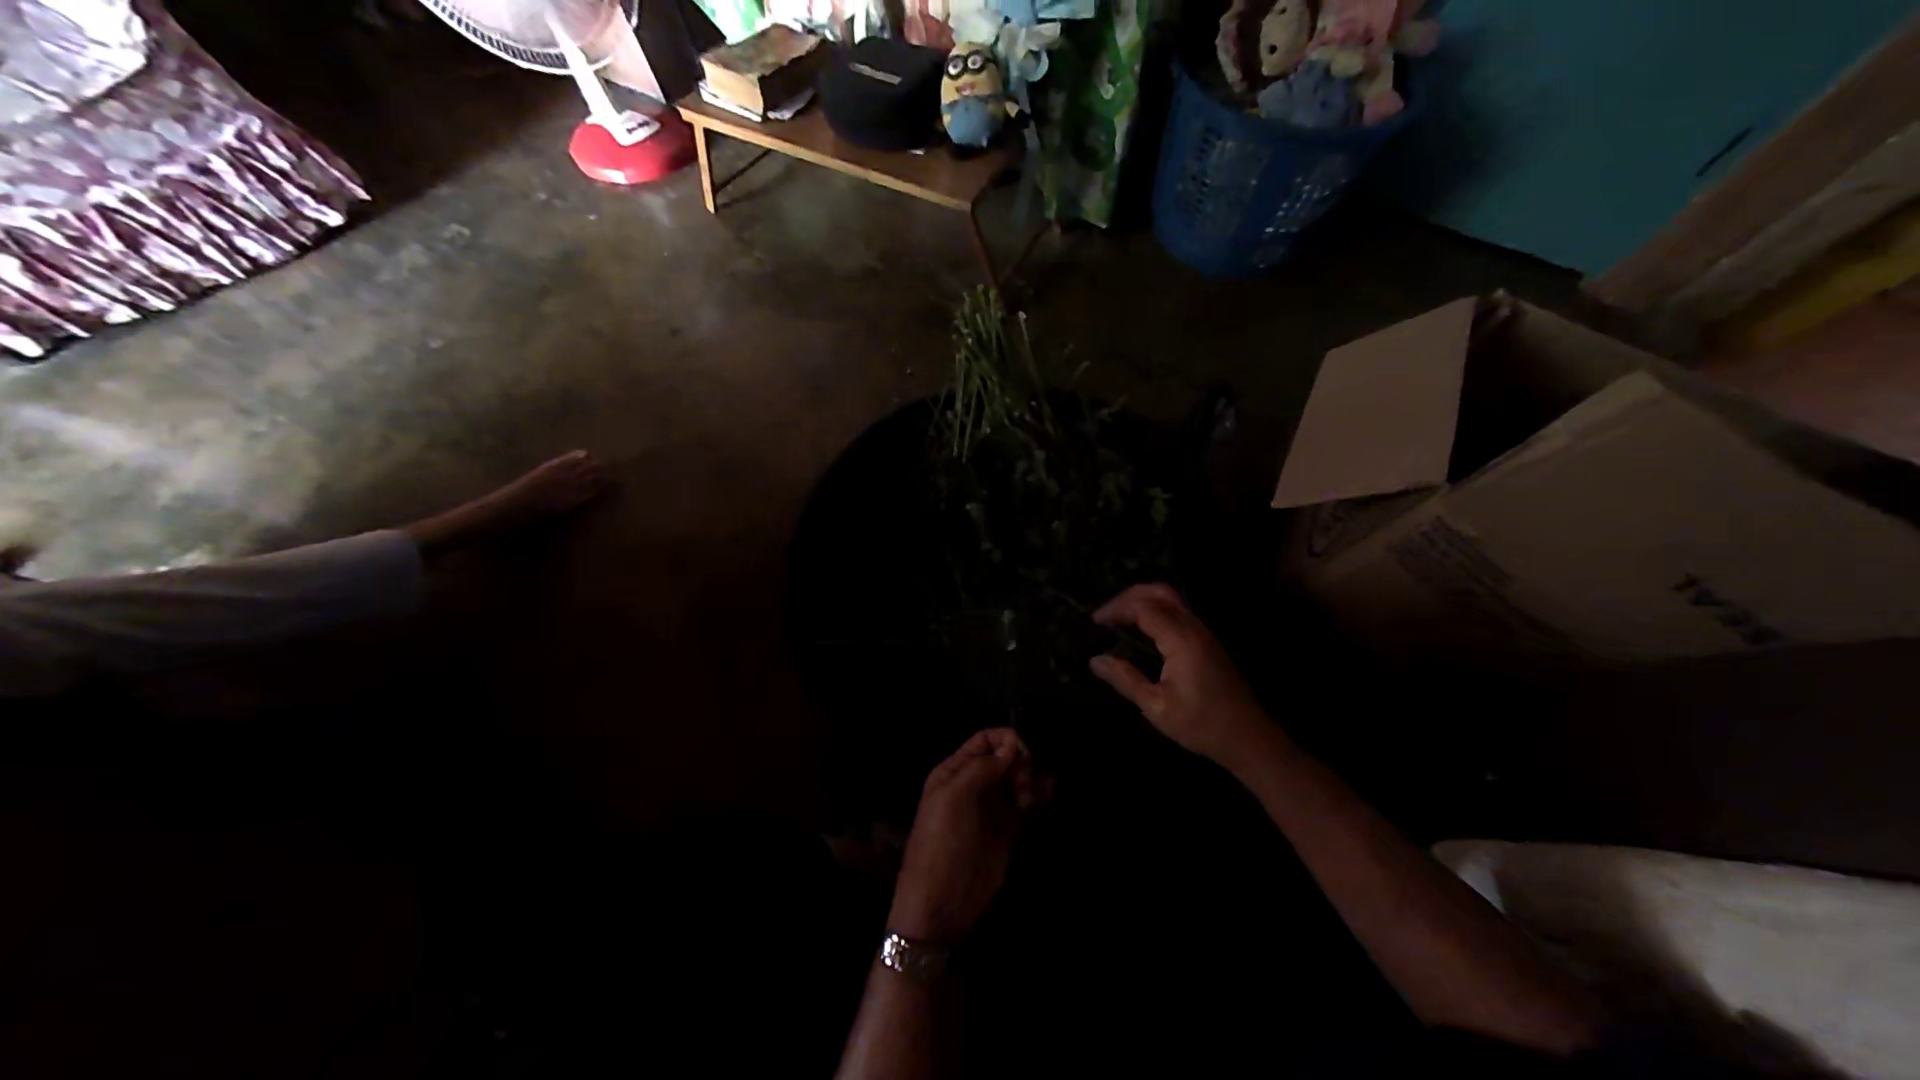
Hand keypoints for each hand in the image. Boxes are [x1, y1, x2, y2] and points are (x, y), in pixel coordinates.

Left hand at [890, 728, 1047, 943]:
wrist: (941, 902)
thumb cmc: (942, 844)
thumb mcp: (954, 799)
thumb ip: (981, 768)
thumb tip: (1012, 745)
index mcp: (953, 772)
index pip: (984, 740)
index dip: (1005, 740)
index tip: (1023, 753)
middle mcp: (973, 785)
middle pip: (1005, 758)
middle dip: (1020, 762)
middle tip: (1024, 783)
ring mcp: (990, 808)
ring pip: (1018, 780)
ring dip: (1031, 780)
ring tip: (1031, 797)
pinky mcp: (1006, 830)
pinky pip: (1025, 805)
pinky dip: (1038, 796)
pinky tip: (1047, 795)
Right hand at [1089, 583, 1273, 767]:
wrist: (1248, 738)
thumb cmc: (1201, 725)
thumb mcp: (1156, 707)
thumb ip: (1125, 679)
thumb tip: (1095, 660)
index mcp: (1182, 641)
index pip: (1144, 608)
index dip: (1116, 610)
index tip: (1095, 623)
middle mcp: (1194, 629)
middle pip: (1159, 593)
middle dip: (1129, 597)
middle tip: (1105, 615)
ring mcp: (1204, 634)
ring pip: (1171, 600)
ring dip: (1143, 601)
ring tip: (1118, 619)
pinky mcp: (1208, 642)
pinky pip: (1179, 613)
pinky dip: (1155, 611)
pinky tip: (1141, 629)